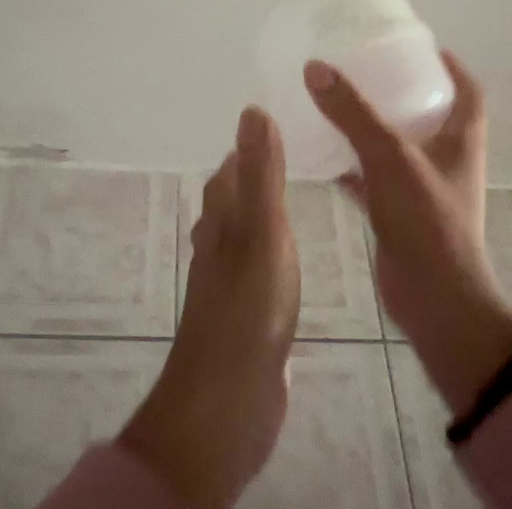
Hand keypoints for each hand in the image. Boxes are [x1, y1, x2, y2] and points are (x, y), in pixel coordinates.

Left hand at [118, 107, 299, 508]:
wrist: (228, 401)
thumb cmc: (246, 310)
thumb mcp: (261, 233)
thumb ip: (261, 176)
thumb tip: (251, 110)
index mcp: (220, 224)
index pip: (228, 173)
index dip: (245, 148)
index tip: (273, 120)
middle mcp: (219, 249)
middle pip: (229, 203)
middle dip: (250, 178)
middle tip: (289, 154)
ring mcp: (231, 287)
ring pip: (242, 238)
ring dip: (259, 216)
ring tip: (291, 198)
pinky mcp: (248, 320)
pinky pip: (258, 274)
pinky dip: (271, 256)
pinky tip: (288, 262)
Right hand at [305, 52, 511, 414]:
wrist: (434, 299)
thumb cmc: (426, 220)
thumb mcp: (388, 157)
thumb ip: (352, 113)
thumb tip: (315, 68)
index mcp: (462, 141)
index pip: (468, 92)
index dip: (451, 67)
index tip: (422, 47)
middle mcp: (448, 162)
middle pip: (430, 117)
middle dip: (402, 95)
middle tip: (367, 72)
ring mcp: (425, 192)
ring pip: (399, 150)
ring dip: (375, 130)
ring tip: (340, 106)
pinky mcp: (401, 217)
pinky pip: (375, 181)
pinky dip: (353, 168)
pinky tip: (324, 158)